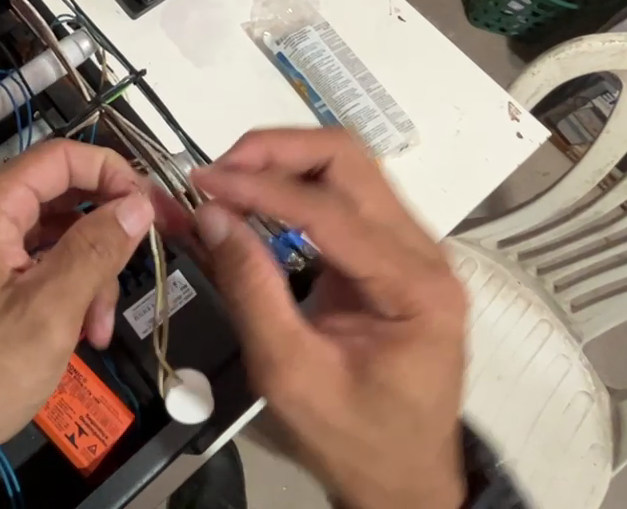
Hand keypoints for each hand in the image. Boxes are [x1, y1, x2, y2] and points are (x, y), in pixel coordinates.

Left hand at [0, 139, 157, 467]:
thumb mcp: (49, 312)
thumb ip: (95, 250)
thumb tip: (137, 204)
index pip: (62, 156)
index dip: (113, 172)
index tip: (152, 208)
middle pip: (62, 192)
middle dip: (105, 231)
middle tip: (143, 262)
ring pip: (57, 230)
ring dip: (89, 271)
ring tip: (99, 327)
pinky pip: (38, 258)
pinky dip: (66, 286)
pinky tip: (84, 329)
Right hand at [191, 129, 467, 508]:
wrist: (407, 480)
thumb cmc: (352, 438)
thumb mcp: (289, 373)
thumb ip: (251, 289)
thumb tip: (209, 214)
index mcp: (412, 287)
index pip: (328, 207)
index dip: (259, 186)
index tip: (201, 182)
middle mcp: (424, 251)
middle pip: (348, 158)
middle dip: (275, 151)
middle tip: (218, 172)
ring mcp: (413, 245)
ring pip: (346, 163)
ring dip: (283, 158)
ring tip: (230, 181)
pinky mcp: (392, 247)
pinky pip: (342, 189)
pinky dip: (293, 180)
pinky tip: (256, 197)